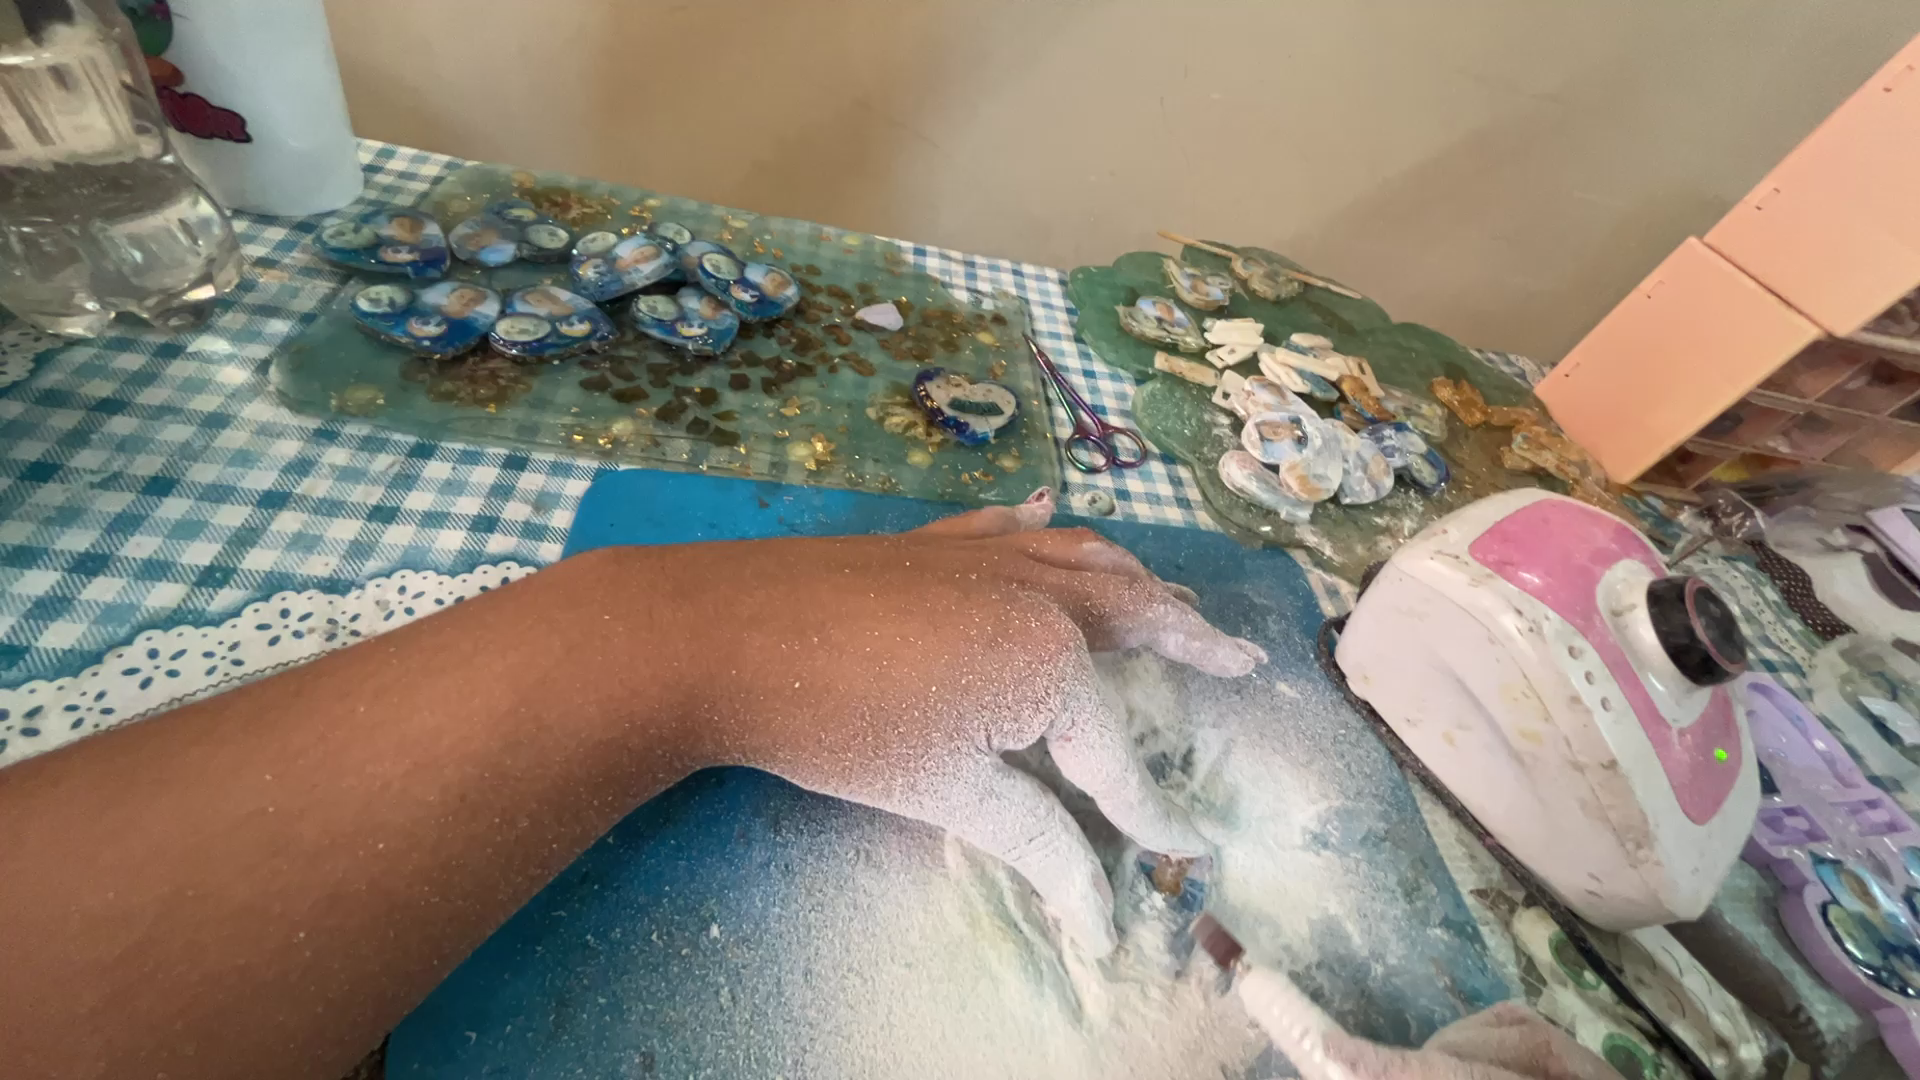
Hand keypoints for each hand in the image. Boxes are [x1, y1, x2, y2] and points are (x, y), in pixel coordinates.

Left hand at [600, 488, 1266, 952]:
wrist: (736, 632)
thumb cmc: (848, 725)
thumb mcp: (950, 790)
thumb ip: (1035, 841)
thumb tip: (1100, 914)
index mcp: (1054, 661)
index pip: (1116, 756)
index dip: (1149, 810)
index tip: (1186, 847)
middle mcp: (1042, 594)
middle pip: (1137, 617)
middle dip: (1193, 642)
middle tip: (1238, 657)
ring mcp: (992, 556)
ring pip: (1090, 562)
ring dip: (1139, 582)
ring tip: (1171, 596)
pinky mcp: (943, 541)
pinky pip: (1016, 529)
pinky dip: (1049, 532)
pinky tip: (1053, 520)